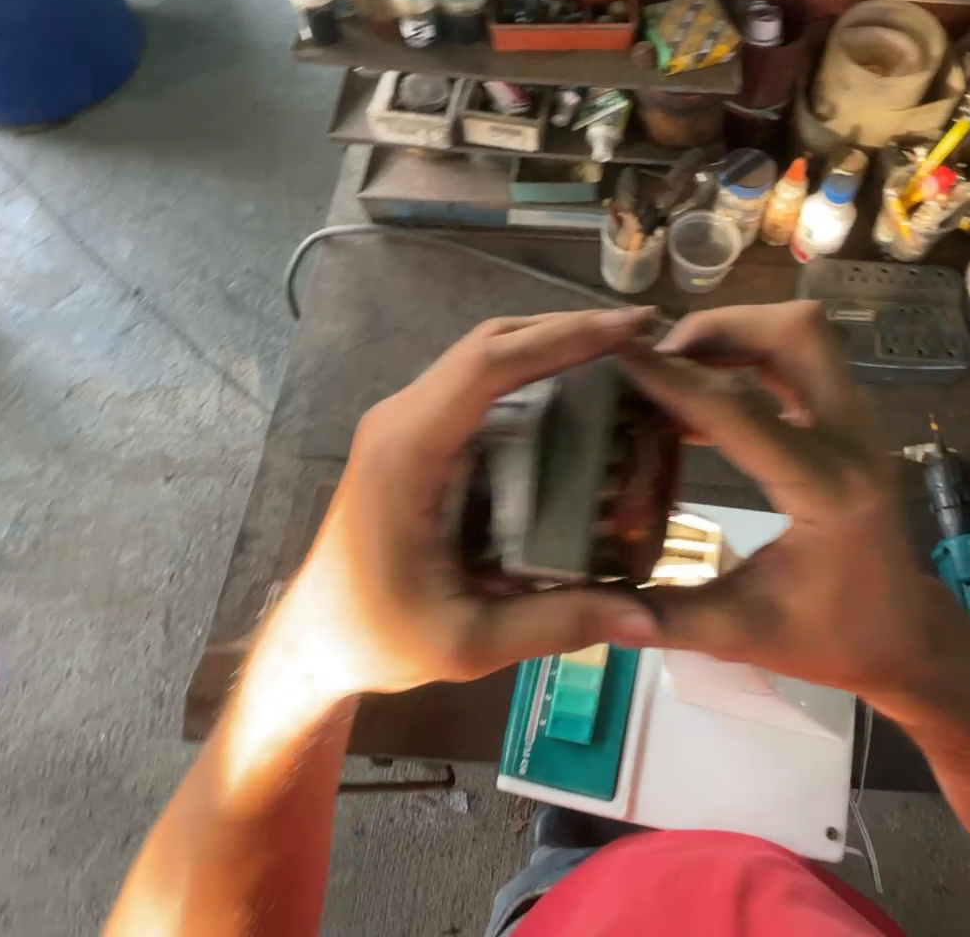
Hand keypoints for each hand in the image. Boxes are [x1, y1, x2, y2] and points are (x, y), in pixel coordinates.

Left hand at [257, 308, 663, 699]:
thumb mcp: (470, 641)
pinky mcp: (418, 435)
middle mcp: (404, 418)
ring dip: (549, 343)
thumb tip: (651, 620)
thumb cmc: (379, 635)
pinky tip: (574, 389)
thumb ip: (558, 623)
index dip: (563, 339)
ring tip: (619, 352)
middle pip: (491, 343)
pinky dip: (531, 371)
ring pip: (485, 355)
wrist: (318, 637)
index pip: (490, 365)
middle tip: (639, 332)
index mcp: (408, 448)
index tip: (630, 328)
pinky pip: (480, 384)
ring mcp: (407, 422)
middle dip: (567, 329)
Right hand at [619, 302, 969, 719]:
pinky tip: (701, 394)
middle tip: (659, 357)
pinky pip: (801, 359)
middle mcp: (851, 440)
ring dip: (735, 333)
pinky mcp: (849, 422)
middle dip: (720, 327)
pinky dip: (748, 355)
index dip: (673, 380)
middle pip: (796, 333)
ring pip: (803, 334)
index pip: (739, 411)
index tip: (619, 359)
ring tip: (675, 367)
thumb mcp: (743, 635)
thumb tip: (592, 604)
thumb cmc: (831, 639)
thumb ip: (667, 616)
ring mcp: (857, 424)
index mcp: (826, 491)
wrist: (904, 635)